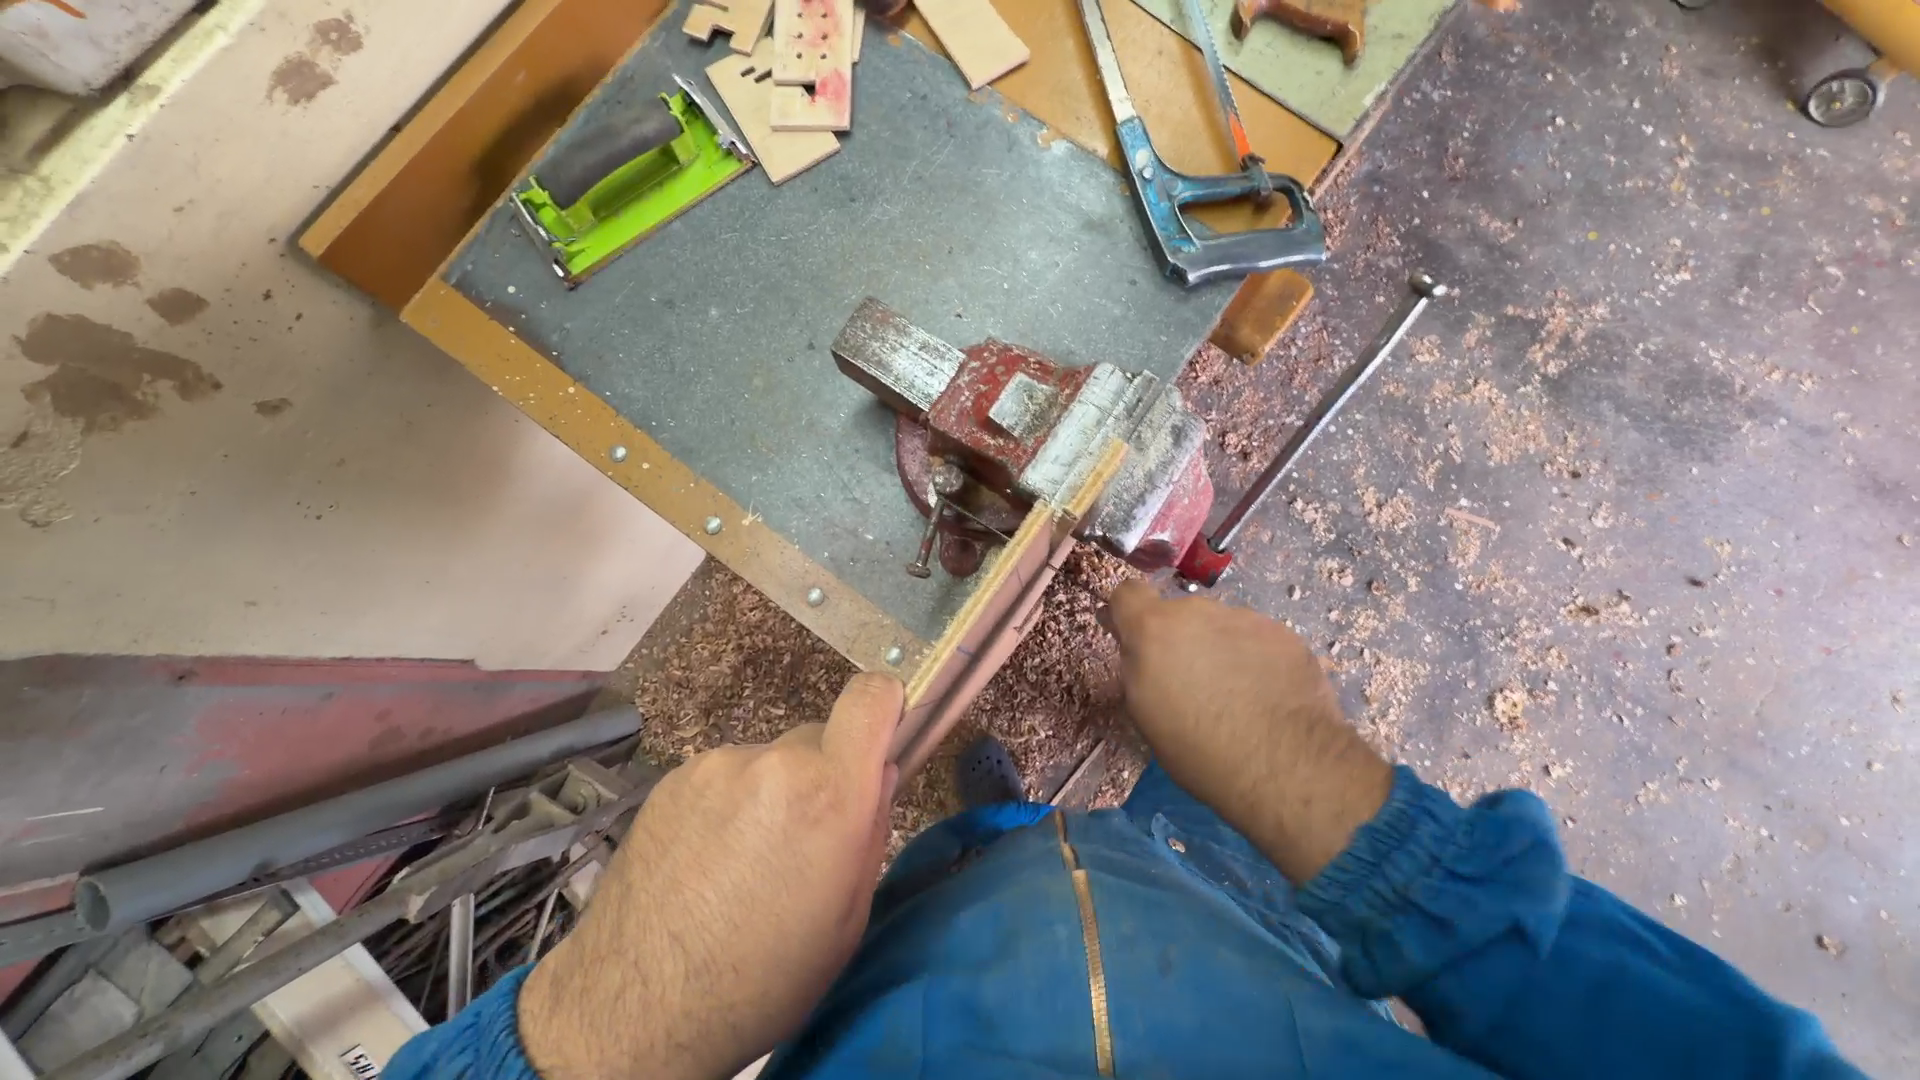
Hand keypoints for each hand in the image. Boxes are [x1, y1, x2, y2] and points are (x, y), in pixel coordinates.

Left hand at [519, 674, 903, 1079]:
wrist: (636, 1009)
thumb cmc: (765, 978)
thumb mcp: (848, 919)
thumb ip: (870, 830)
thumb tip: (877, 772)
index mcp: (828, 793)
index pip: (870, 698)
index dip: (884, 706)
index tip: (882, 735)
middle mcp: (773, 762)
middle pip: (816, 742)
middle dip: (820, 778)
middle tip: (798, 843)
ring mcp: (715, 766)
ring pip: (768, 764)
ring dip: (768, 796)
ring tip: (739, 864)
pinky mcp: (671, 780)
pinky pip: (722, 779)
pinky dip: (725, 806)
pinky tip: (704, 862)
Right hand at [1106, 580, 1392, 882]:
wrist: (1284, 764)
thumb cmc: (1198, 748)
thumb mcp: (1145, 712)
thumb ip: (1138, 667)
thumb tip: (1139, 650)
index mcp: (1153, 629)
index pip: (1127, 593)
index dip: (1129, 614)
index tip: (1134, 639)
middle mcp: (1197, 612)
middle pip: (1179, 614)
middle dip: (1180, 640)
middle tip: (1192, 682)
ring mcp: (1245, 618)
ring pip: (1221, 626)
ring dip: (1220, 648)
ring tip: (1237, 694)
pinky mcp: (1284, 634)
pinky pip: (1258, 639)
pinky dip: (1257, 659)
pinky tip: (1268, 695)